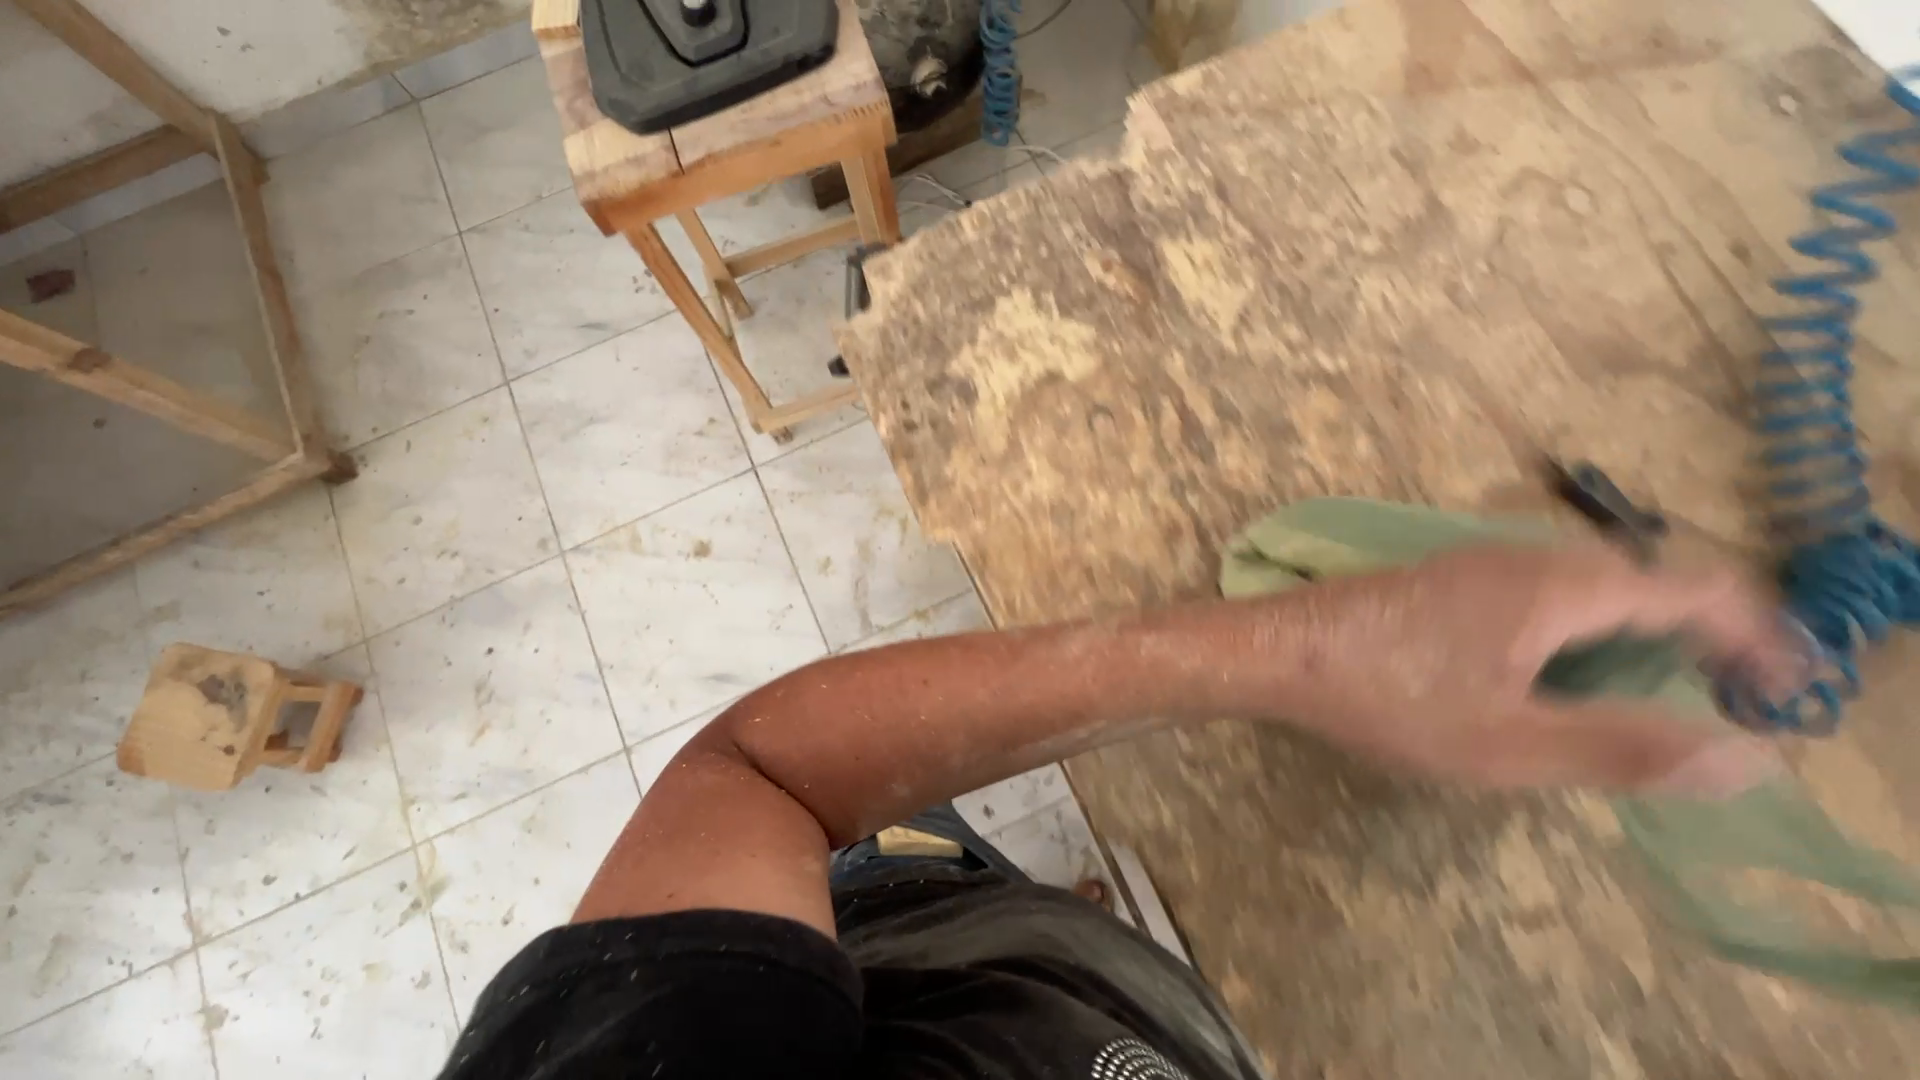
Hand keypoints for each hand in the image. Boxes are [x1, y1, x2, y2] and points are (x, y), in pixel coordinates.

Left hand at [1252, 544, 1809, 794]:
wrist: (1272, 651)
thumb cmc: (1385, 697)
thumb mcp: (1506, 742)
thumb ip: (1624, 748)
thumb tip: (1748, 756)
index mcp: (1557, 587)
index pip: (1695, 588)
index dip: (1757, 637)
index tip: (1782, 695)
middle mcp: (1522, 557)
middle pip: (1642, 579)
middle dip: (1696, 635)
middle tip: (1718, 699)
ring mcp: (1473, 562)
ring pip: (1583, 584)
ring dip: (1630, 631)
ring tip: (1642, 694)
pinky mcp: (1437, 581)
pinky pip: (1535, 592)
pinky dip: (1572, 628)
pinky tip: (1544, 673)